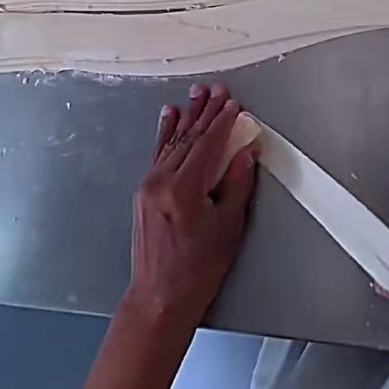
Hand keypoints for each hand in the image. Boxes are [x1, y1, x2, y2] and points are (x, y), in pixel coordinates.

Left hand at [122, 83, 257, 328]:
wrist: (159, 298)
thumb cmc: (198, 269)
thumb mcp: (229, 226)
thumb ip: (237, 184)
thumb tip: (245, 152)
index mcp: (183, 190)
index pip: (208, 145)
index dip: (223, 123)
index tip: (234, 105)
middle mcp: (161, 182)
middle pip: (189, 138)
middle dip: (206, 112)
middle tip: (217, 90)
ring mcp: (148, 185)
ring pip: (173, 142)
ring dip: (188, 116)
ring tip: (197, 94)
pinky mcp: (143, 190)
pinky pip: (158, 153)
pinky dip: (166, 132)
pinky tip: (170, 115)